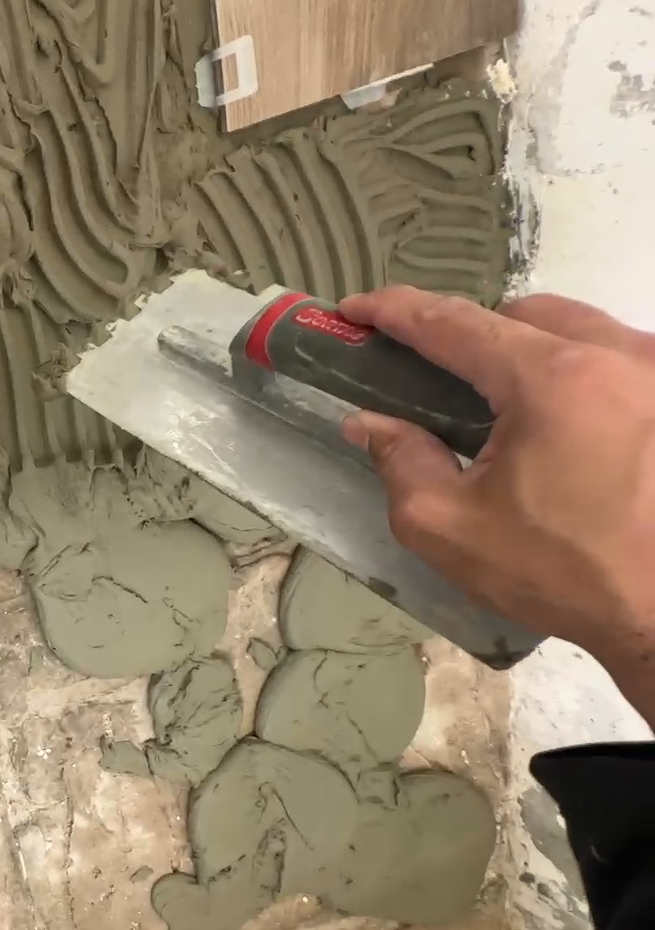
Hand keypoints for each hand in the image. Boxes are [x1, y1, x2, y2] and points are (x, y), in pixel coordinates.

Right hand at [338, 286, 654, 701]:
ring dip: (524, 352)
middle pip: (527, 313)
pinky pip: (622, 362)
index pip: (455, 325)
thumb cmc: (557, 569)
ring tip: (489, 405)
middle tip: (423, 374)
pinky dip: (572, 375)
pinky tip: (552, 426)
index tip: (352, 311)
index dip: (394, 312)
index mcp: (554, 382)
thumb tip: (369, 422)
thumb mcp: (440, 520)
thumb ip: (398, 458)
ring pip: (584, 332)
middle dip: (466, 331)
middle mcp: (626, 359)